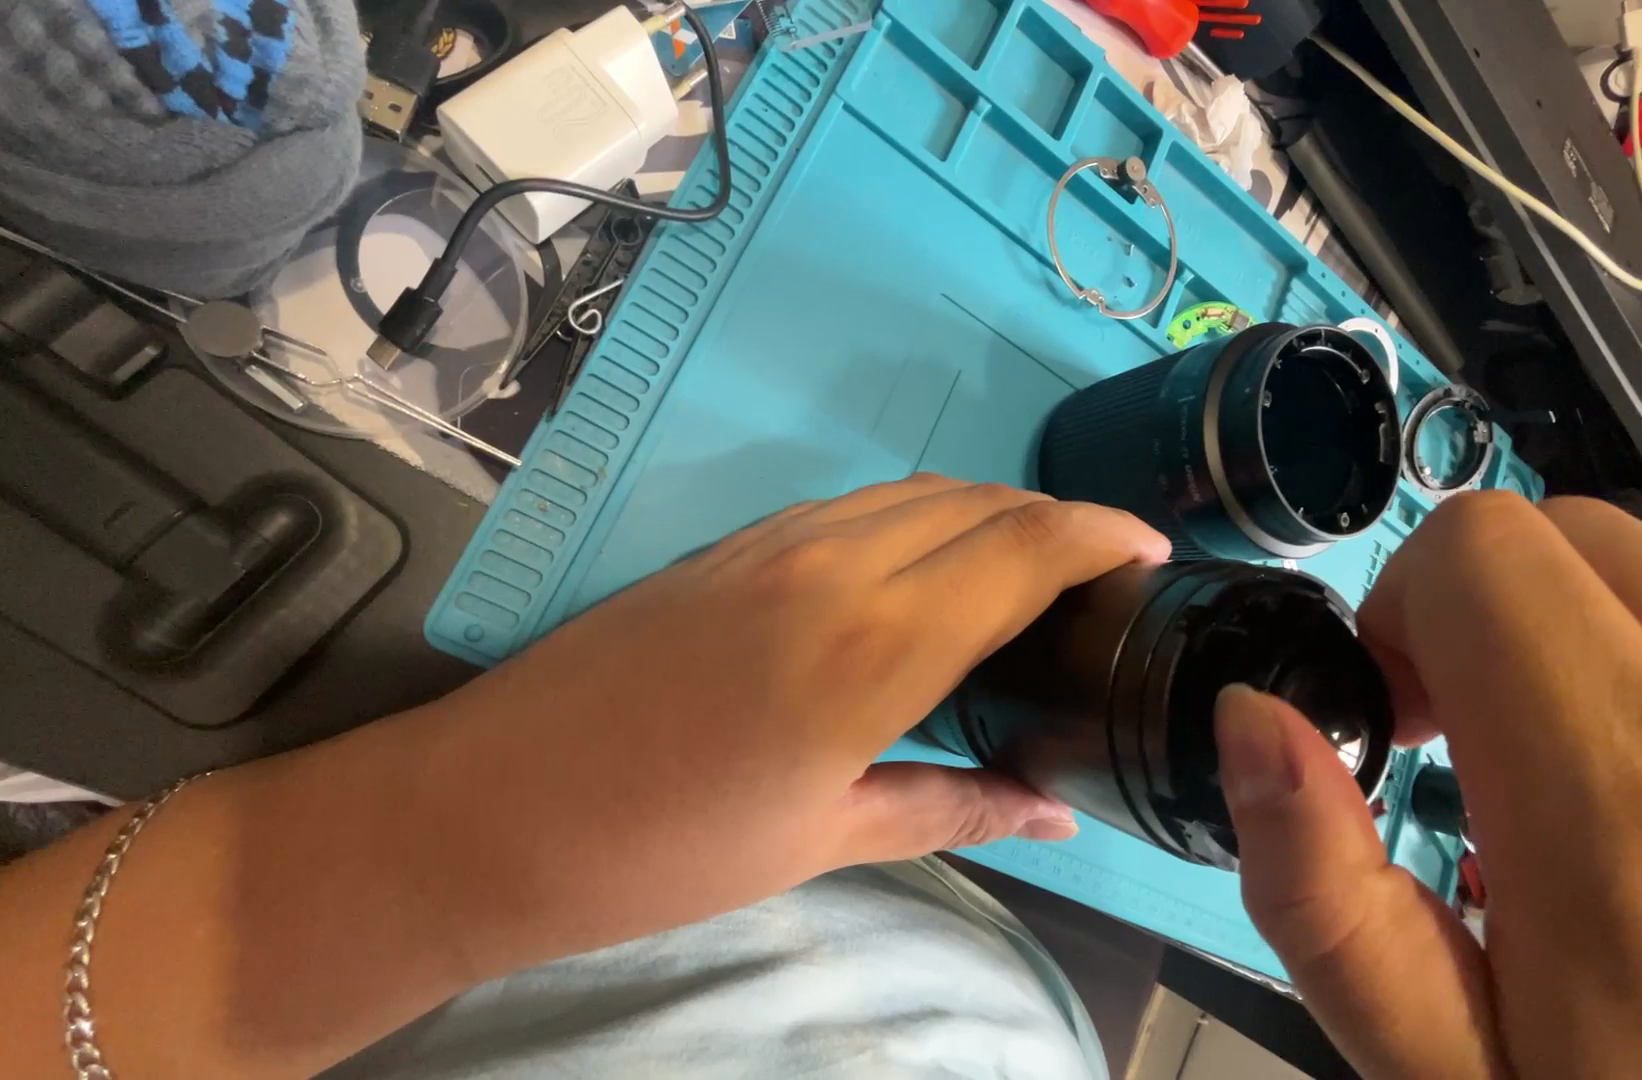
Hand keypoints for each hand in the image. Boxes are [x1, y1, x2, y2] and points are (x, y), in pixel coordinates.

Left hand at [406, 474, 1170, 976]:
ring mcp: (776, 539)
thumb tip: (1051, 810)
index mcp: (873, 643)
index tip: (1148, 550)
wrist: (493, 804)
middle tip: (1099, 568)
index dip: (1100, 535)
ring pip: (918, 493)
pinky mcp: (735, 541)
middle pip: (978, 503)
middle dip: (1055, 521)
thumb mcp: (825, 839)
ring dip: (986, 512)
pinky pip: (858, 507)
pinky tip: (927, 566)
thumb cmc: (666, 847)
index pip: (1022, 548)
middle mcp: (834, 562)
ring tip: (1026, 564)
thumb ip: (953, 807)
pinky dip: (918, 519)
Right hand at [1214, 493, 1641, 1076]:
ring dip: (1589, 635)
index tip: (1407, 718)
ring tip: (1590, 768)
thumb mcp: (1442, 1070)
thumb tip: (1249, 712)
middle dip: (1483, 607)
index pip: (1480, 554)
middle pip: (1576, 533)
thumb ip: (1316, 888)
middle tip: (1478, 736)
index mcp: (1635, 812)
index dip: (1402, 611)